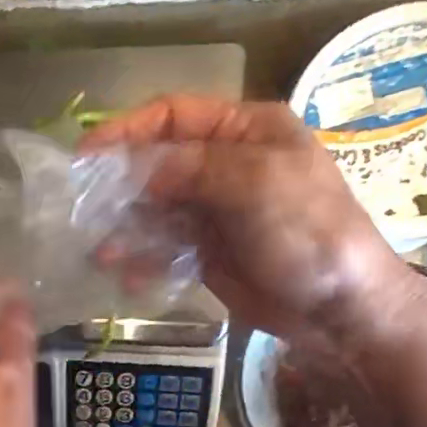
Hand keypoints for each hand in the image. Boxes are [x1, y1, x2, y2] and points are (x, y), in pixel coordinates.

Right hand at [79, 95, 422, 340]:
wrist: (341, 310)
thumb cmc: (310, 235)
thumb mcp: (258, 185)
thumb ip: (194, 167)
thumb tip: (136, 168)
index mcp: (248, 131)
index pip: (175, 116)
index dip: (129, 131)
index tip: (87, 156)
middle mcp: (229, 165)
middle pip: (160, 164)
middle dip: (122, 186)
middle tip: (85, 210)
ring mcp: (218, 212)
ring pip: (158, 209)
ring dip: (127, 227)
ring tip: (100, 250)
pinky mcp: (211, 253)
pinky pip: (167, 248)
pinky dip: (144, 258)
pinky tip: (125, 274)